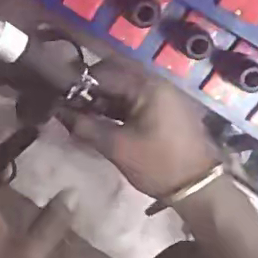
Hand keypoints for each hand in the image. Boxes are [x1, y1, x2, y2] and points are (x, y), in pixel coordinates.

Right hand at [64, 59, 222, 199]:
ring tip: (82, 116)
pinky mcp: (165, 109)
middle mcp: (156, 82)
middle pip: (115, 75)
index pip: (104, 71)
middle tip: (70, 106)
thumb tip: (59, 112)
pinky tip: (102, 121)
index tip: (59, 95)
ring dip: (103, 99)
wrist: (198, 186)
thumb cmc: (158, 164)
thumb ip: (86, 127)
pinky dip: (118, 107)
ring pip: (125, 88)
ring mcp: (163, 95)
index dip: (79, 81)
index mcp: (147, 85)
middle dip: (91, 89)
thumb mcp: (117, 148)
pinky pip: (135, 99)